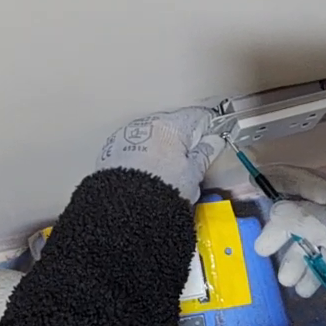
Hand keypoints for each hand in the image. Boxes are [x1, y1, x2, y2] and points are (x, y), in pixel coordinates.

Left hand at [95, 107, 226, 202]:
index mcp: (172, 125)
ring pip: (152, 136)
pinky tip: (146, 174)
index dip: (208, 129)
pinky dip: (141, 156)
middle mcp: (147, 124)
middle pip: (173, 125)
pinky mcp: (112, 150)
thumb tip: (213, 142)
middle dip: (181, 141)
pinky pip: (133, 148)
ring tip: (164, 172)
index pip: (198, 116)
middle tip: (189, 163)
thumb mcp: (193, 174)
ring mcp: (127, 135)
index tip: (211, 141)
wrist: (125, 208)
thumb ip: (205, 153)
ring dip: (160, 148)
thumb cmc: (160, 190)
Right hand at [253, 165, 325, 296]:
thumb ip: (298, 215)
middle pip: (297, 216)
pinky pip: (316, 264)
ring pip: (304, 243)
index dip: (275, 179)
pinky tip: (306, 287)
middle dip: (279, 234)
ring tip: (290, 280)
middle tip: (263, 249)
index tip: (251, 183)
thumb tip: (275, 211)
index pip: (301, 179)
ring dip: (293, 261)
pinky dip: (308, 275)